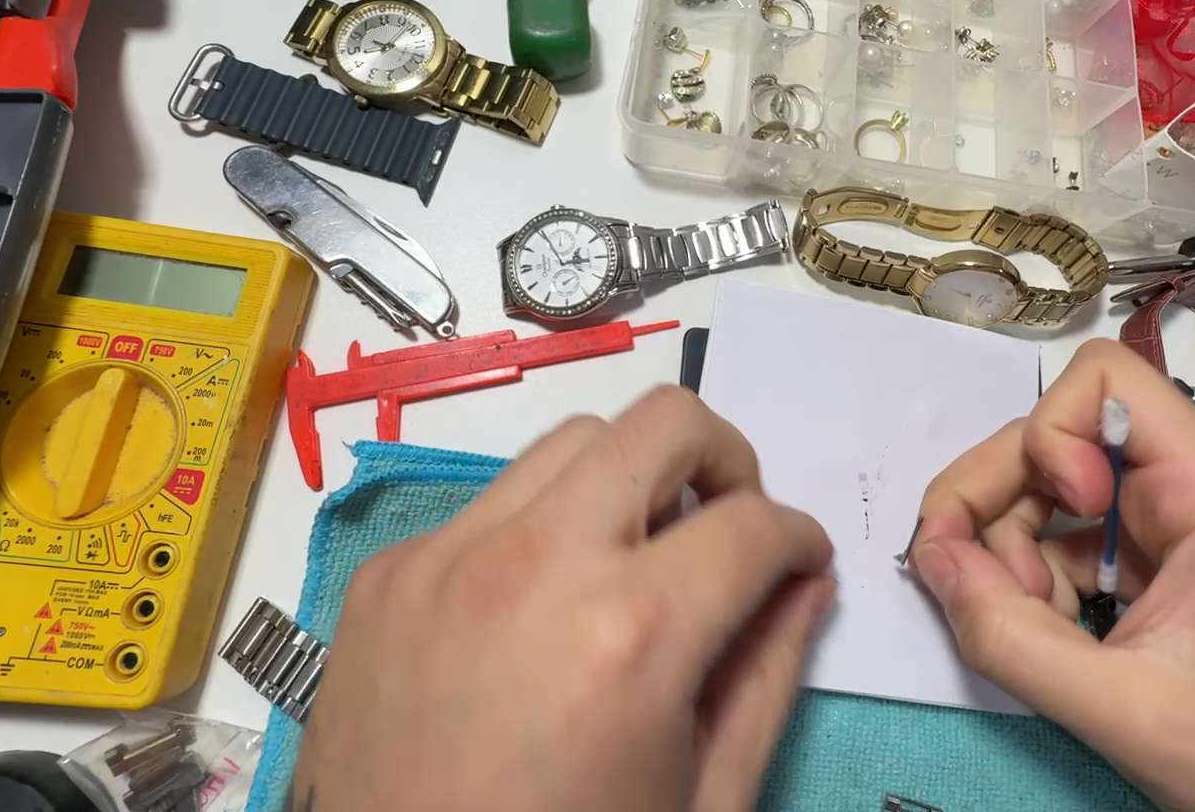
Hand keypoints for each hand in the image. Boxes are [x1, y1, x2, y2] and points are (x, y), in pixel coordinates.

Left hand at [290, 386, 835, 811]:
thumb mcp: (702, 800)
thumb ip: (768, 672)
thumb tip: (805, 579)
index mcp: (629, 638)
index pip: (752, 525)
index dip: (799, 535)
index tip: (799, 557)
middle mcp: (534, 565)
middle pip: (663, 421)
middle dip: (723, 458)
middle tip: (727, 520)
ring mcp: (446, 557)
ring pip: (577, 440)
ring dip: (632, 478)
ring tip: (636, 551)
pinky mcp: (389, 570)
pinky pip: (497, 501)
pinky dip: (547, 524)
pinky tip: (541, 600)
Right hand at [909, 340, 1194, 811]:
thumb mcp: (1130, 713)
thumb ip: (1010, 636)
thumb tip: (929, 558)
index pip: (1105, 380)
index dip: (1053, 431)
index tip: (1059, 512)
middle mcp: (1189, 482)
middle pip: (1056, 436)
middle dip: (995, 497)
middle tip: (963, 570)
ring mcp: (1171, 522)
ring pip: (1049, 485)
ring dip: (1009, 544)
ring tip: (1026, 619)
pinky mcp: (1158, 559)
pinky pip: (1066, 533)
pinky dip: (1035, 572)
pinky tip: (1052, 629)